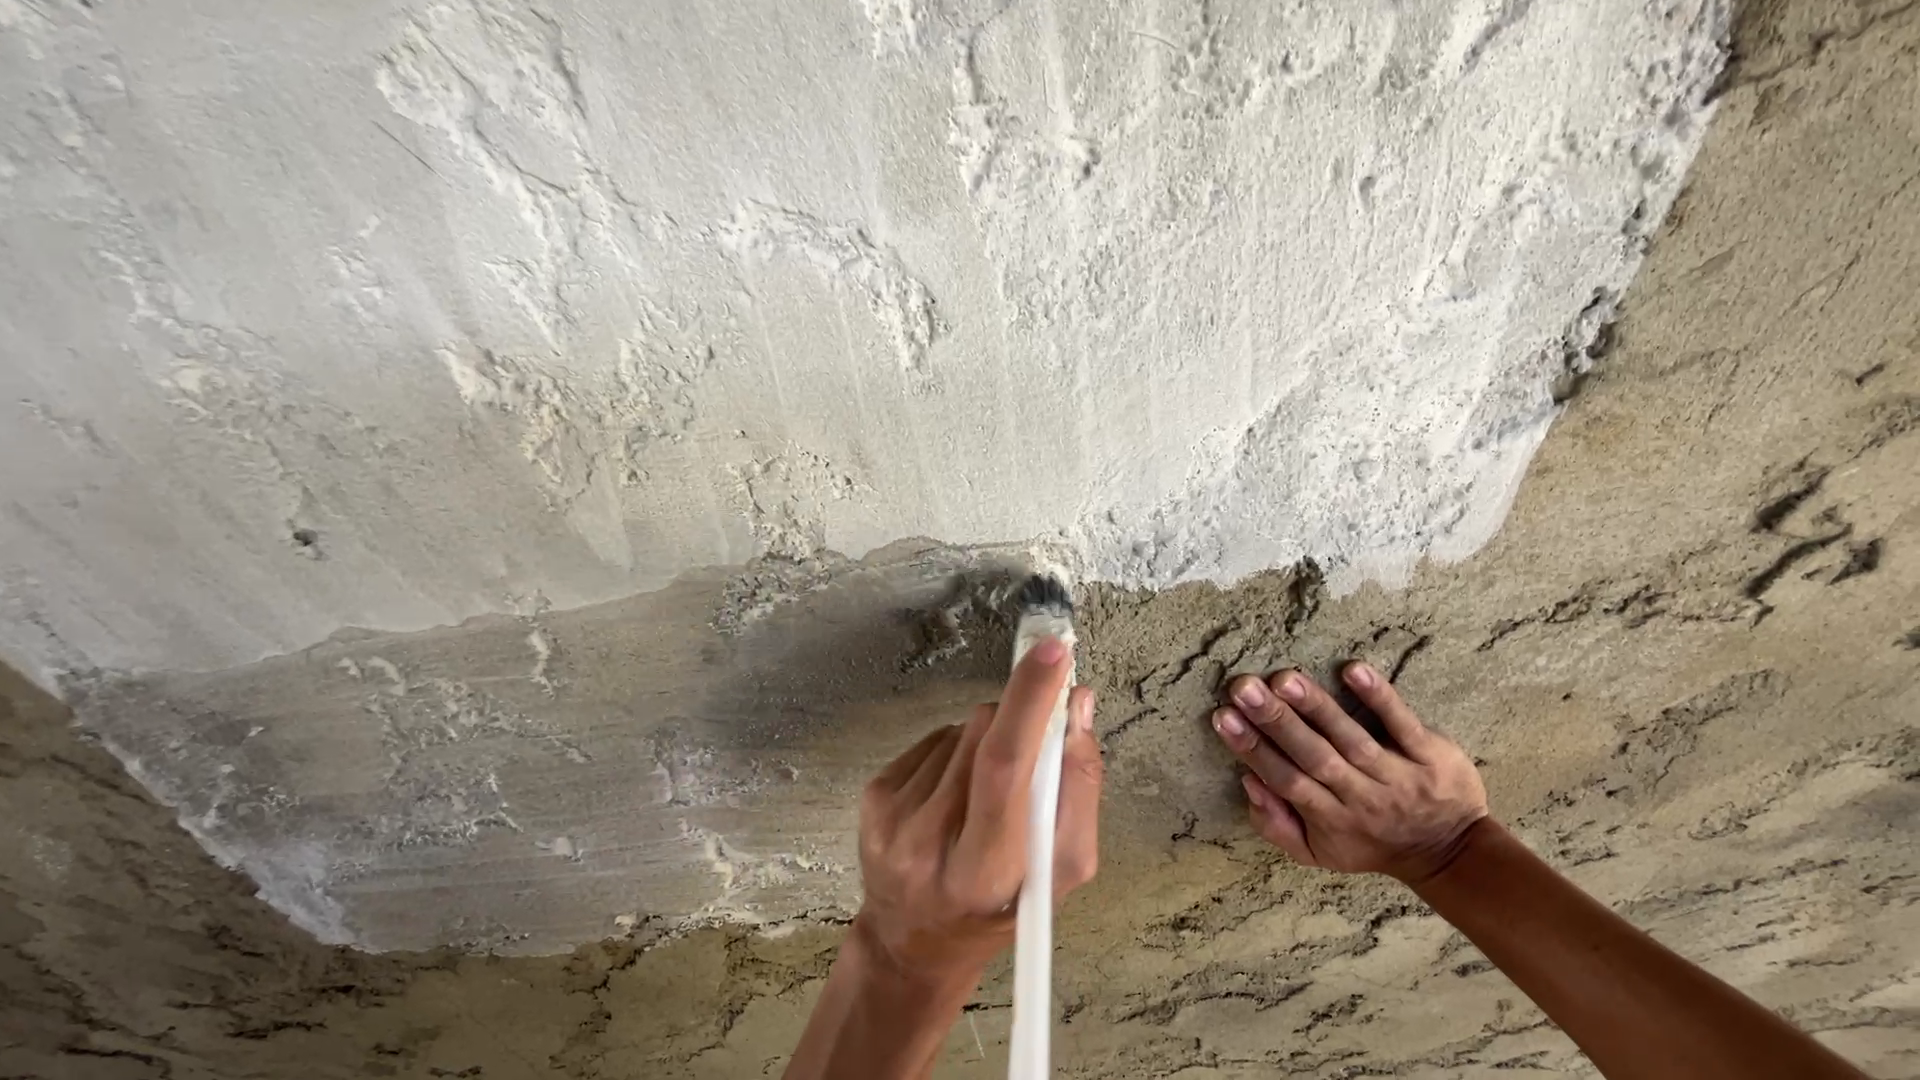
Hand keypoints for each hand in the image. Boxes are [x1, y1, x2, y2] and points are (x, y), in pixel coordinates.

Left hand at [854, 637, 1101, 982]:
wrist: (914, 942)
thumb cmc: (1003, 909)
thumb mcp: (1064, 870)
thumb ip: (1080, 788)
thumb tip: (1078, 705)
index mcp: (983, 869)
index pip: (1003, 767)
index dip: (1029, 703)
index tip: (1053, 653)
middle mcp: (926, 840)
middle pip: (983, 734)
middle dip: (1018, 724)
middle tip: (1031, 760)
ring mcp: (891, 816)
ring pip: (960, 728)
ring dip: (987, 743)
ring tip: (984, 796)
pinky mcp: (873, 796)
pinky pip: (933, 738)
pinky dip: (956, 754)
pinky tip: (955, 796)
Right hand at [1210, 661, 1487, 883]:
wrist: (1451, 854)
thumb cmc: (1369, 844)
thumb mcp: (1316, 853)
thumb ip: (1275, 824)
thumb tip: (1248, 780)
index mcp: (1328, 818)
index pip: (1284, 779)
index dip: (1251, 748)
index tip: (1223, 716)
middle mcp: (1359, 796)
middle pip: (1312, 756)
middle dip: (1275, 721)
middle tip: (1243, 688)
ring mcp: (1396, 774)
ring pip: (1350, 738)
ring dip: (1316, 707)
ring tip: (1283, 678)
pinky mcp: (1431, 756)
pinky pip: (1402, 724)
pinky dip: (1379, 698)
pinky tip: (1352, 669)